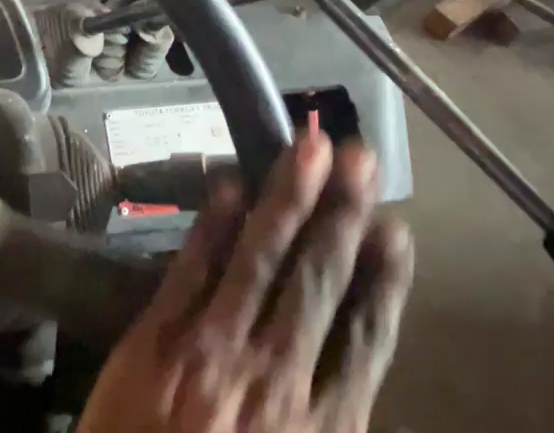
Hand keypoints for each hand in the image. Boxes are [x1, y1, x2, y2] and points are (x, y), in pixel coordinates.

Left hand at [75, 134, 412, 432]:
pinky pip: (191, 269)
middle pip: (319, 282)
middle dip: (342, 214)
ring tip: (311, 148)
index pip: (366, 340)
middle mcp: (275, 382)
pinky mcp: (156, 338)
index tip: (397, 230)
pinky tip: (231, 185)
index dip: (384, 281)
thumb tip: (350, 368)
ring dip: (289, 198)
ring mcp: (212, 353)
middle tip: (359, 156)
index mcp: (323, 431)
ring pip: (262, 261)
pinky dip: (213, 225)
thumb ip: (326, 422)